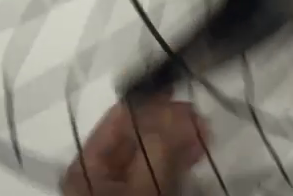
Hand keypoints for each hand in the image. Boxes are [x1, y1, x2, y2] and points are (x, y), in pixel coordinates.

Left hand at [60, 100, 207, 195]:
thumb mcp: (143, 191)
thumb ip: (159, 147)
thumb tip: (180, 108)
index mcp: (87, 166)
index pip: (122, 117)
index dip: (157, 106)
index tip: (193, 108)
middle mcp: (99, 177)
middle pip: (137, 136)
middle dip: (172, 127)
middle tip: (204, 128)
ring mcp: (120, 194)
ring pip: (151, 158)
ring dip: (178, 148)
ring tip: (204, 144)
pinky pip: (158, 181)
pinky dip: (177, 172)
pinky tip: (195, 169)